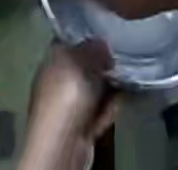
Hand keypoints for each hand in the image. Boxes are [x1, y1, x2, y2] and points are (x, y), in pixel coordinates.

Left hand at [21, 42, 118, 169]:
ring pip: (97, 86)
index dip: (90, 33)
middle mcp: (59, 78)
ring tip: (124, 81)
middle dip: (105, 62)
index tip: (109, 31)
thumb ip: (95, 46)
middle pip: (88, 62)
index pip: (72, 38)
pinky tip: (117, 104)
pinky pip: (100, 108)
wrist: (63, 146)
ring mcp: (69, 102)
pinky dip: (110, 107)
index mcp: (54, 57)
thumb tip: (103, 43)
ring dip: (111, 86)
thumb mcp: (83, 59)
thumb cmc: (68, 95)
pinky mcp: (81, 123)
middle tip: (121, 58)